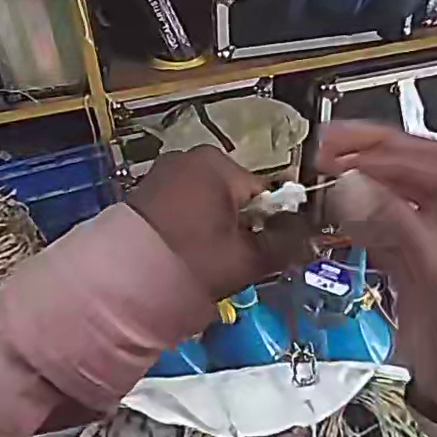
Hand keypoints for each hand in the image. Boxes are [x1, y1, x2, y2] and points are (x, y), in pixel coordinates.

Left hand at [126, 146, 313, 301]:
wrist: (121, 280)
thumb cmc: (191, 261)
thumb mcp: (245, 259)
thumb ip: (285, 246)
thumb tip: (315, 240)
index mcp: (217, 163)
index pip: (263, 193)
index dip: (267, 226)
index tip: (258, 254)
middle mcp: (189, 157)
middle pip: (234, 196)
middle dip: (238, 227)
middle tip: (228, 261)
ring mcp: (162, 172)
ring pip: (208, 202)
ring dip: (213, 228)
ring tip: (202, 259)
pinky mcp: (144, 191)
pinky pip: (182, 205)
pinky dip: (188, 225)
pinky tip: (181, 251)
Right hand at [317, 121, 436, 436]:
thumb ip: (399, 238)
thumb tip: (349, 185)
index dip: (389, 158)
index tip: (339, 152)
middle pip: (429, 171)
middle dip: (374, 156)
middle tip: (324, 146)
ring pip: (408, 191)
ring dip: (365, 177)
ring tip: (323, 164)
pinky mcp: (436, 252)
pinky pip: (396, 218)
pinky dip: (364, 208)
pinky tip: (338, 198)